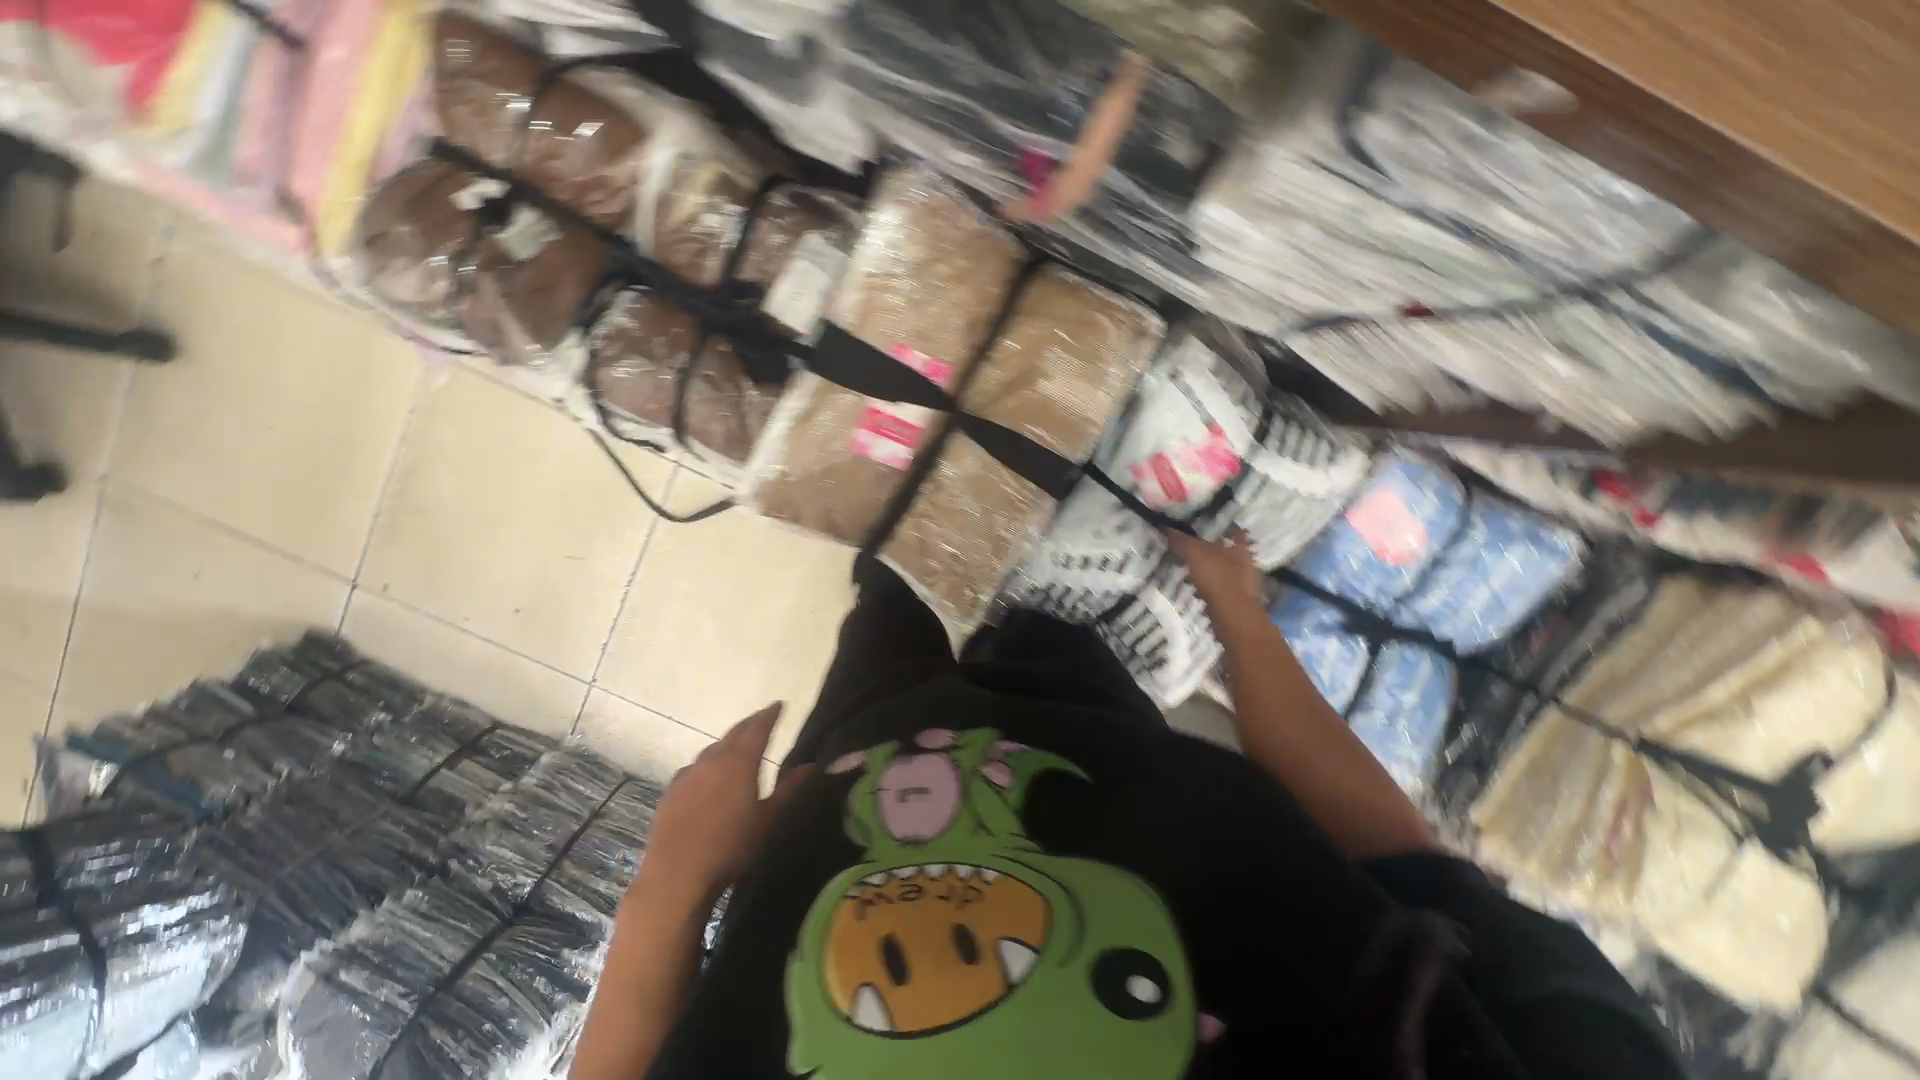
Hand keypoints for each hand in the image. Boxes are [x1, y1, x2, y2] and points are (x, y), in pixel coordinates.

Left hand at [640, 703, 811, 906]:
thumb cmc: (731, 848)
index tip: (779, 705)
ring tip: (738, 746)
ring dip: (728, 743)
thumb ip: (790, 789)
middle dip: (750, 724)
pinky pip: (694, 767)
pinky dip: (708, 763)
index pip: (758, 729)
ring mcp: (687, 774)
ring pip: (712, 749)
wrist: (677, 876)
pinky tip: (708, 775)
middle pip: (734, 733)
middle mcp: (712, 760)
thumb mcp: (768, 820)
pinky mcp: (670, 791)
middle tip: (762, 719)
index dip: (770, 715)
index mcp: (739, 762)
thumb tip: (812, 765)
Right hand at [1166, 527, 1265, 611]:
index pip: (1235, 533)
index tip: (1212, 528)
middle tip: (1197, 551)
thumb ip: (1182, 541)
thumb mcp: (1195, 553)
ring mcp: (1245, 585)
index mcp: (1240, 548)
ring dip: (1213, 573)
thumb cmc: (1218, 577)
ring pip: (1227, 573)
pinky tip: (1199, 592)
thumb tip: (1167, 528)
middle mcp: (1247, 564)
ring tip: (1194, 572)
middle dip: (1216, 553)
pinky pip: (1223, 591)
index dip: (1226, 529)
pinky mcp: (1239, 602)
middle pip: (1231, 554)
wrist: (1233, 615)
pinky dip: (1212, 590)